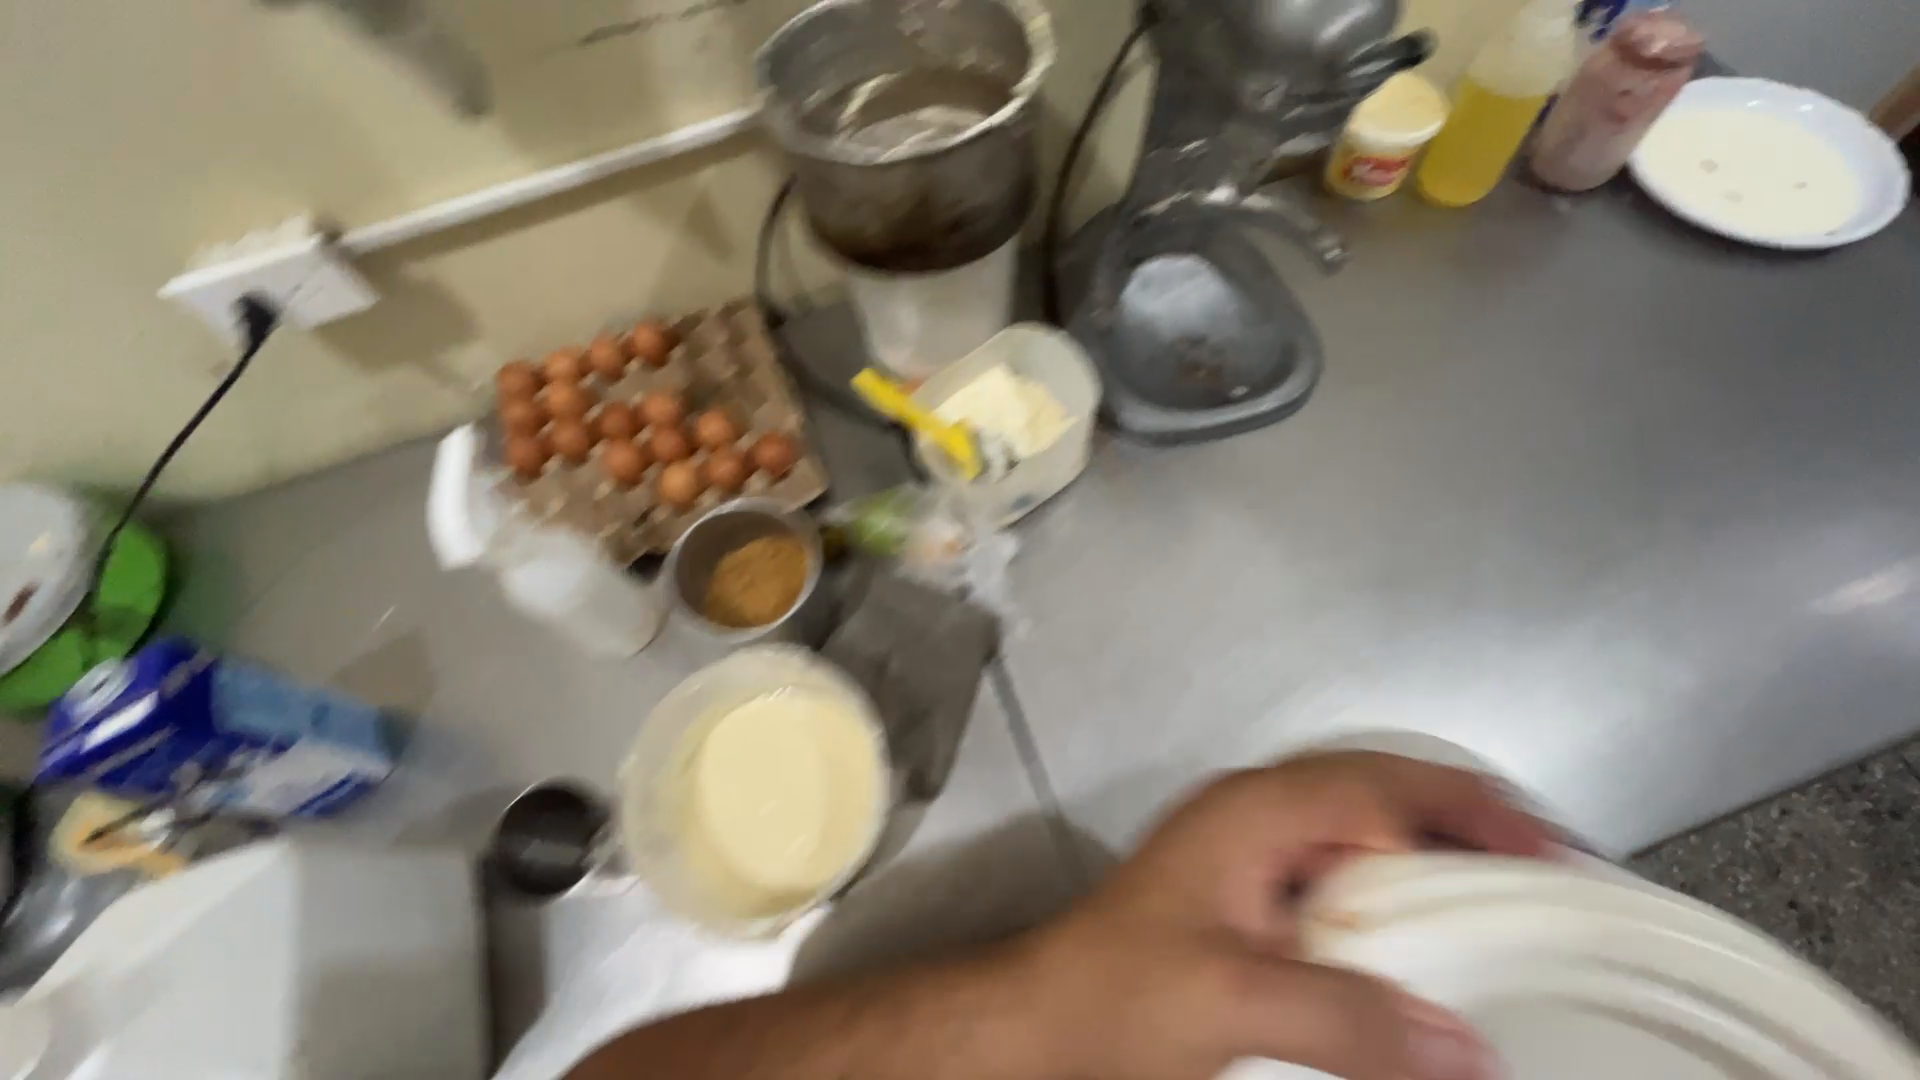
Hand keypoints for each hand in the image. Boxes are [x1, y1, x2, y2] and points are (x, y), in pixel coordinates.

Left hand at [1017, 752, 1553, 1079]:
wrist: (1045, 1017)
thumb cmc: (1120, 995)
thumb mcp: (1231, 1003)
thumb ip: (1345, 1020)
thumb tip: (1472, 1049)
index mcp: (1251, 812)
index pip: (1375, 787)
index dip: (1463, 809)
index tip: (1551, 854)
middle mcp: (1251, 814)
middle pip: (1370, 790)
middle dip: (1455, 816)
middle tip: (1545, 867)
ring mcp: (1245, 851)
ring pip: (1354, 828)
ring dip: (1426, 851)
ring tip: (1504, 896)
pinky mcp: (1244, 893)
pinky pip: (1335, 872)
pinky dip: (1391, 891)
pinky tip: (1425, 937)